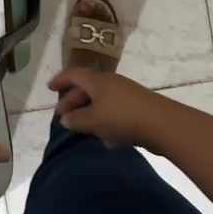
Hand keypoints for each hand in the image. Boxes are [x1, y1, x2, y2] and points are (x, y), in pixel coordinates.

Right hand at [48, 68, 175, 150]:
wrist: (162, 124)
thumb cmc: (122, 117)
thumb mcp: (93, 120)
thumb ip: (76, 120)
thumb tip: (65, 119)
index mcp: (98, 80)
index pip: (74, 74)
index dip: (61, 80)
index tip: (50, 88)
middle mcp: (111, 83)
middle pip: (87, 88)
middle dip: (73, 101)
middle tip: (63, 117)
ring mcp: (126, 95)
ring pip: (101, 101)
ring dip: (90, 113)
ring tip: (82, 130)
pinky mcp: (137, 109)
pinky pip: (114, 112)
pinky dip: (106, 122)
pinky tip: (107, 139)